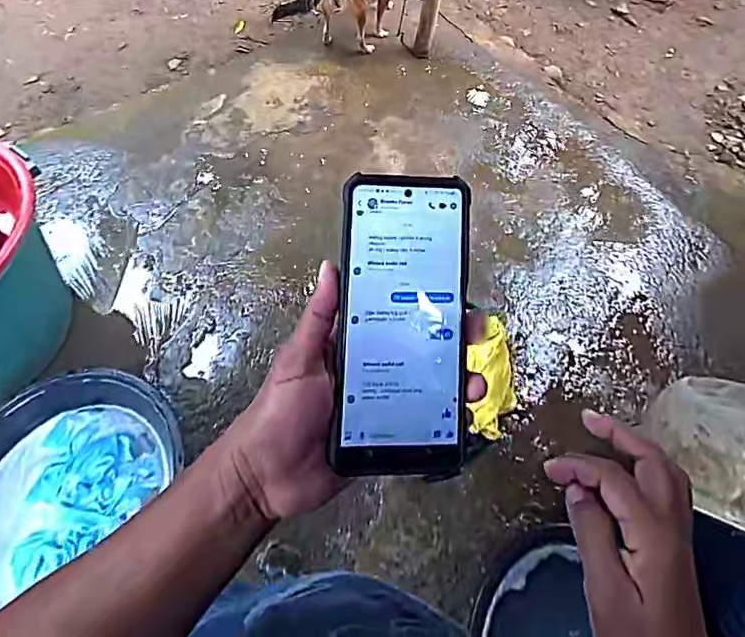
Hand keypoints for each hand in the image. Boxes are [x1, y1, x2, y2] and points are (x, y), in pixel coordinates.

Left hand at [219, 260, 489, 520]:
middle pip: (417, 351)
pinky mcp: (386, 439)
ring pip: (426, 389)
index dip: (419, 306)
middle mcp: (369, 371)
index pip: (390, 318)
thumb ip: (318, 317)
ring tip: (476, 384)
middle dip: (449, 344)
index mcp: (349, 346)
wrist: (268, 476)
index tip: (450, 297)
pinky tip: (465, 418)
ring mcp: (380, 406)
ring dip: (455, 384)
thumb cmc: (278, 409)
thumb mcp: (298, 358)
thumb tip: (329, 268)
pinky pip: (421, 426)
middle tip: (475, 336)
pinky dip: (445, 422)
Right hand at [544, 414, 706, 636]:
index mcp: (654, 533)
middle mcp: (673, 528)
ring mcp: (681, 537)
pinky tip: (627, 472)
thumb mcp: (604, 589)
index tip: (550, 469)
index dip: (578, 466)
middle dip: (620, 434)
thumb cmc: (636, 636)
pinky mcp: (678, 547)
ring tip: (607, 434)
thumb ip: (590, 531)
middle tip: (589, 419)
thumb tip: (577, 488)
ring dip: (637, 447)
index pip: (613, 477)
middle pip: (653, 462)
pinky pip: (669, 490)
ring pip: (667, 473)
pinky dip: (646, 467)